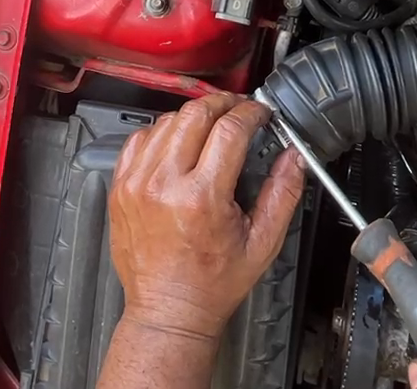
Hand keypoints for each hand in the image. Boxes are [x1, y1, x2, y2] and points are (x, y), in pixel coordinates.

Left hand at [108, 93, 305, 341]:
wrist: (168, 312)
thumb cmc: (212, 284)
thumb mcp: (262, 243)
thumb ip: (283, 193)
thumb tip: (295, 156)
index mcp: (202, 198)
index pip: (230, 129)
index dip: (251, 113)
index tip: (260, 114)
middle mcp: (165, 184)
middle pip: (196, 114)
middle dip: (223, 104)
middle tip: (238, 110)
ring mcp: (137, 183)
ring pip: (168, 120)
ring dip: (194, 116)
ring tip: (211, 127)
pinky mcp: (121, 186)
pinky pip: (141, 139)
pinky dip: (162, 132)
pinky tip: (178, 142)